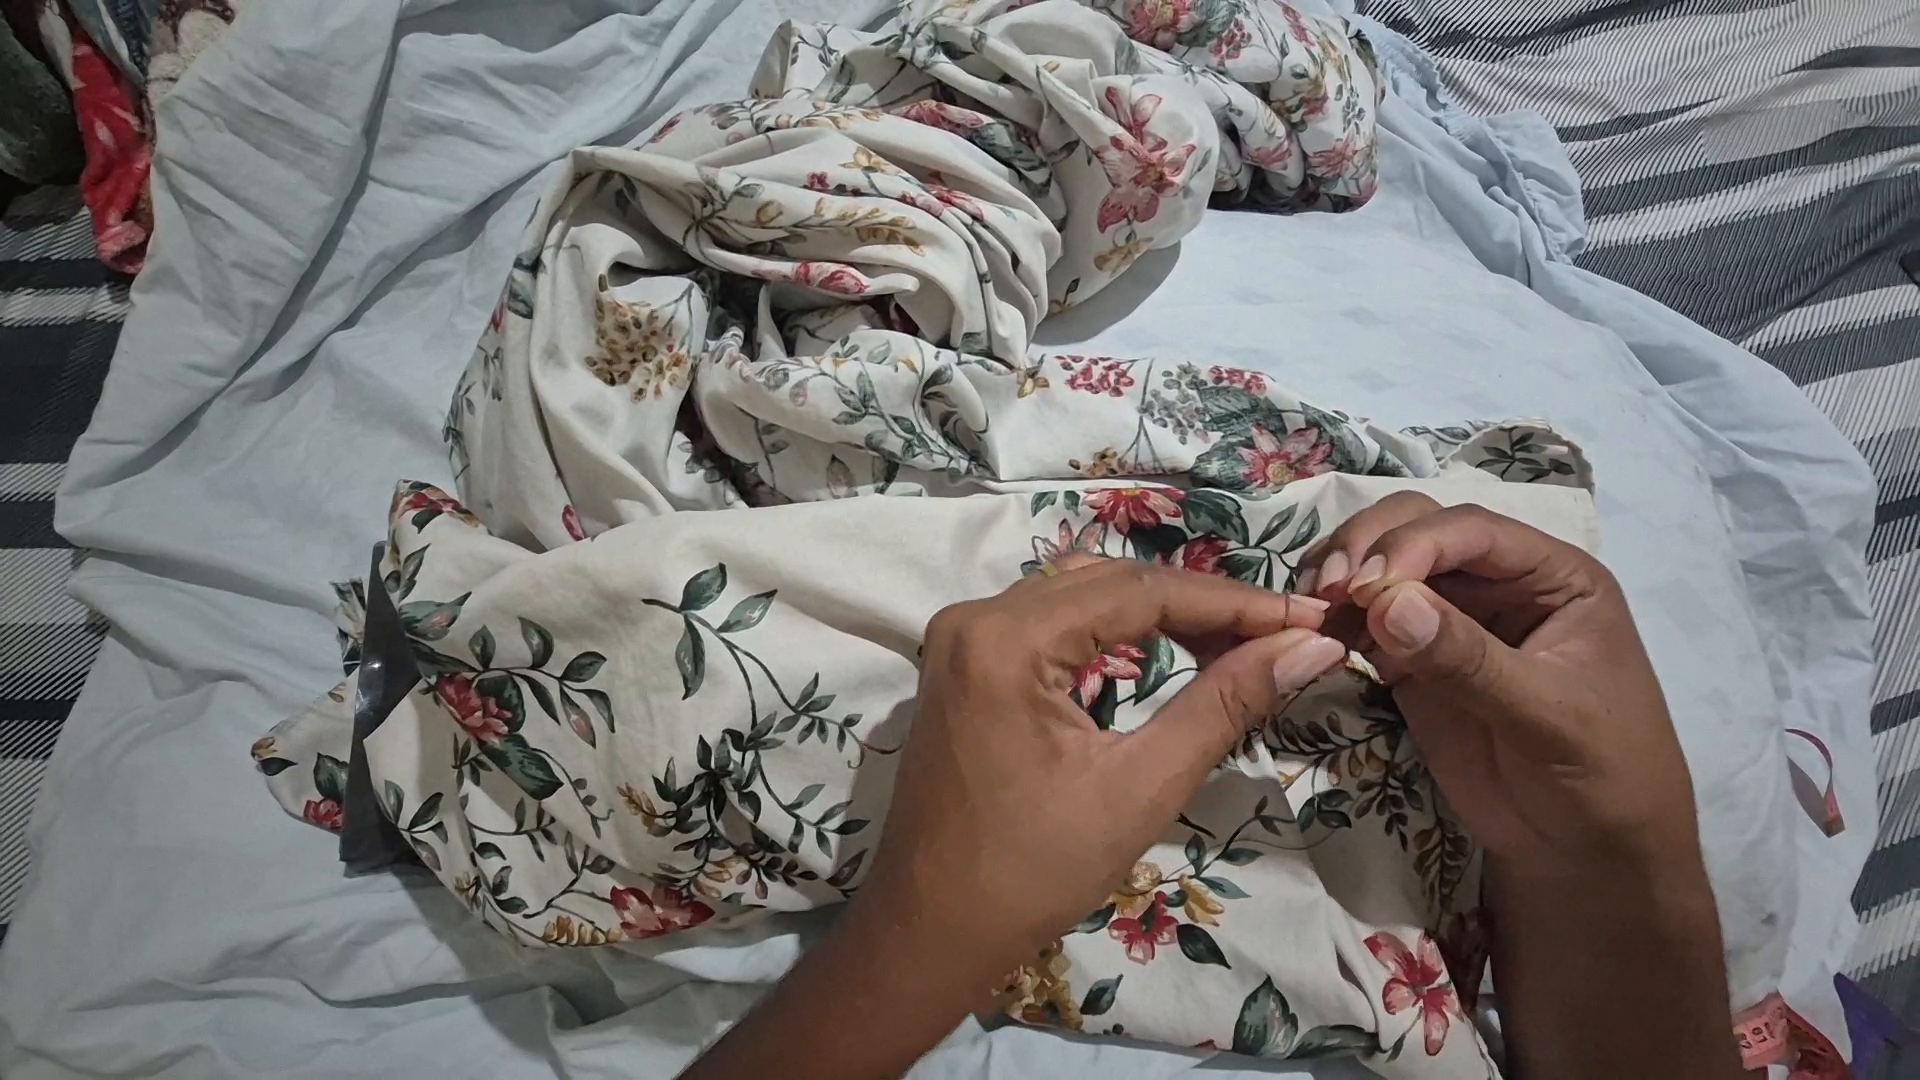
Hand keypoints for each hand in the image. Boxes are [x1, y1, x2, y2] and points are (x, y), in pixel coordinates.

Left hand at [863, 557, 1343, 967]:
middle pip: (1106, 581)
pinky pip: (1045, 619)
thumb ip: (1223, 705)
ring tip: (1229, 640)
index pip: (1137, 589)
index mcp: (1006, 639)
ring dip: (1152, 611)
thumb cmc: (1032, 872)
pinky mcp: (961, 658)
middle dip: (1195, 604)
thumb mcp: (1140, 788)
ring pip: (1076, 593)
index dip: (1229, 601)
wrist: (930, 928)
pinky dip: (1104, 628)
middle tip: (1274, 633)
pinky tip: (1155, 648)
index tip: (1304, 616)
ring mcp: (960, 635)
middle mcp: (974, 615)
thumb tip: (1307, 646)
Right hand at [1297, 492, 1697, 870]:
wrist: (1576, 849)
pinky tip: (1314, 631)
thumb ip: (1468, 660)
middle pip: (1413, 525)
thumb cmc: (1597, 778)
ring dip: (1337, 572)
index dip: (1412, 544)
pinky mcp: (1404, 650)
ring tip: (1313, 609)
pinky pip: (1357, 612)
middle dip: (1364, 547)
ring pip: (1376, 560)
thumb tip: (1384, 602)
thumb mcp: (1547, 717)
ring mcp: (1444, 614)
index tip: (1365, 587)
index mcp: (1551, 576)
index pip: (1470, 531)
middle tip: (1329, 591)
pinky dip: (1329, 614)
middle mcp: (1493, 580)